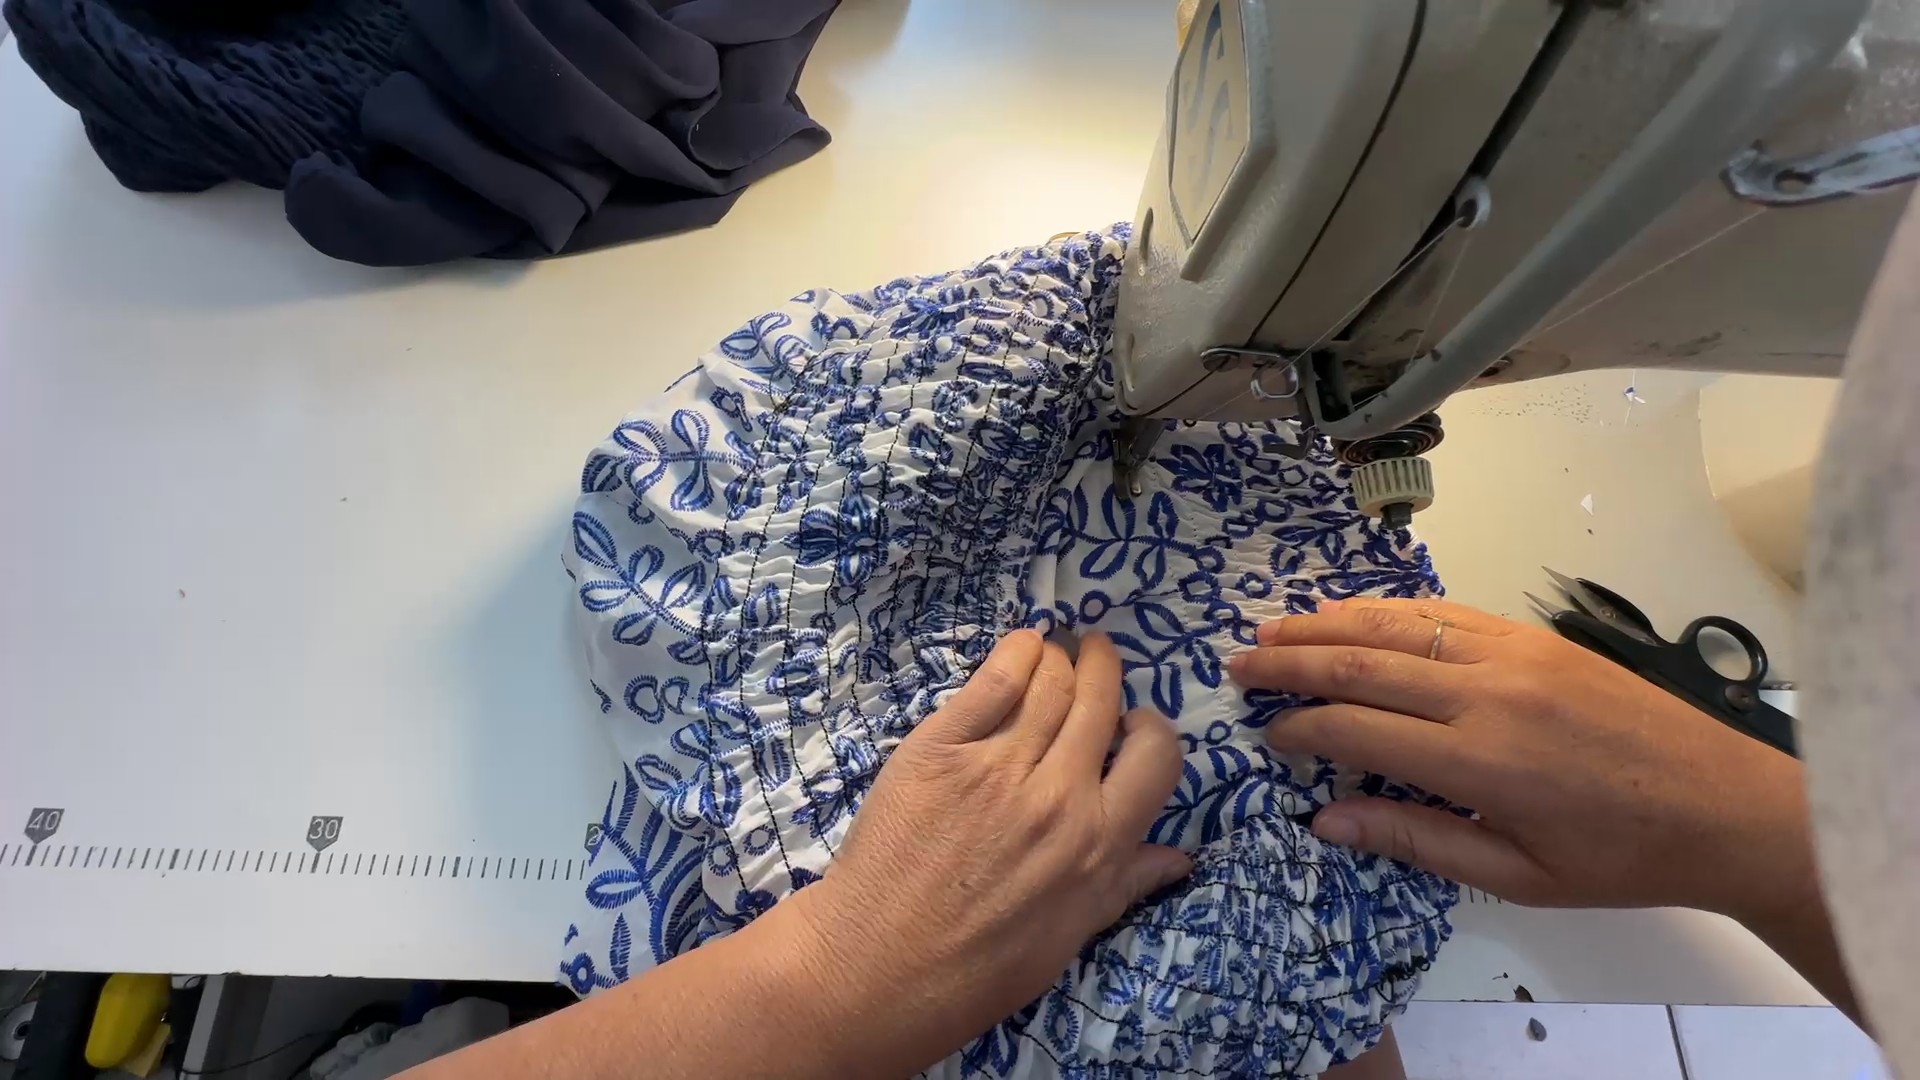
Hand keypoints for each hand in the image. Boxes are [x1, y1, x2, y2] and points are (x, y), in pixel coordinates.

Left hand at [790, 629, 1191, 1064]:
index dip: (1150, 726)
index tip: (1129, 721)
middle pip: (1098, 699)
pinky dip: (1015, 652)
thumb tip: (1180, 854)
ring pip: (1048, 682)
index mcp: (1099, 841)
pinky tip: (1022, 645)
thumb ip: (1126, 882)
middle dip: (1103, 664)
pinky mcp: (941, 747)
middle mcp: (1057, 793)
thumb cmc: (981, 962)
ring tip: (1054, 648)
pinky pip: (991, 683)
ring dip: (1059, 655)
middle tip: (1094, 650)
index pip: (1157, 754)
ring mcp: (997, 765)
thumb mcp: (1071, 934)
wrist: (881, 965)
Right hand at [1228, 598, 1811, 921]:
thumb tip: (1322, 819)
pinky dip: (1377, 609)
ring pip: (1389, 625)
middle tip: (1237, 662)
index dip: (1300, 728)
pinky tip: (1341, 611)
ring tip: (1269, 627)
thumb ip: (1412, 840)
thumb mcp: (1516, 874)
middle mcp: (1484, 693)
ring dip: (1320, 625)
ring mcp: (1507, 652)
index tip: (1269, 734)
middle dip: (1288, 663)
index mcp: (1481, 761)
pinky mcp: (1527, 632)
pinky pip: (1435, 609)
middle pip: (1359, 664)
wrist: (1736, 808)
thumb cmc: (1617, 856)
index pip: (1356, 729)